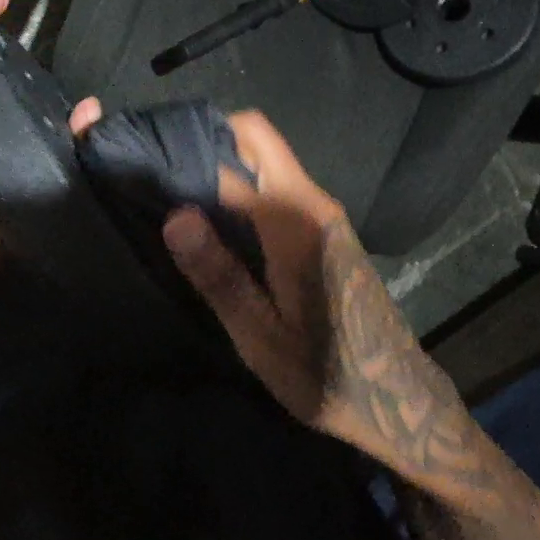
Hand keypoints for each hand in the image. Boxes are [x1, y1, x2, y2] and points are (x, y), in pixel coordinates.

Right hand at [163, 112, 455, 462]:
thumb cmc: (324, 371)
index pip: (231, 157)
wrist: (396, 399)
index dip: (186, 153)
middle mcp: (311, 201)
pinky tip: (212, 225)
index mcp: (294, 220)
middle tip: (158, 180)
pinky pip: (273, 186)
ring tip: (174, 199)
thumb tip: (174, 214)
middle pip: (254, 139)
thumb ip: (219, 274)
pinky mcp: (322, 228)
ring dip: (220, 168)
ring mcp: (321, 213)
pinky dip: (239, 190)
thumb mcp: (260, 336)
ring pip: (263, 162)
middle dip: (205, 144)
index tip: (143, 169)